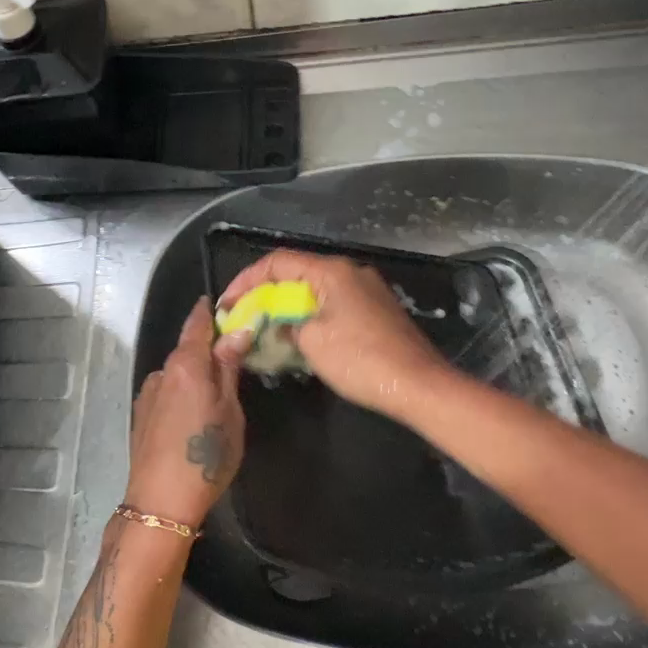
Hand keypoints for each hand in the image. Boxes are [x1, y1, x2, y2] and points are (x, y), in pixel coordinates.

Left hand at [125, 297, 246, 526]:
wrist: (161, 501)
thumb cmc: (205, 456)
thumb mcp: (230, 412)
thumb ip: (229, 369)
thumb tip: (237, 330)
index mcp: (186, 365)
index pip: (197, 324)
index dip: (211, 311)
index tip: (226, 304)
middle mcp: (162, 372)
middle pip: (188, 350)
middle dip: (209, 350)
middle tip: (236, 359)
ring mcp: (148, 395)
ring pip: (177, 374)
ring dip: (195, 376)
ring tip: (216, 398)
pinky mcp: (141, 416)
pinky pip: (167, 393)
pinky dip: (182, 394)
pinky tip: (194, 417)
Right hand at [219, 249, 458, 421]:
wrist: (419, 385)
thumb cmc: (361, 360)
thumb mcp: (312, 343)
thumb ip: (286, 325)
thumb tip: (279, 324)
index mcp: (332, 272)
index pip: (277, 262)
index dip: (247, 280)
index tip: (229, 304)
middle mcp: (349, 273)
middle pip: (296, 273)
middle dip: (265, 294)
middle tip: (243, 317)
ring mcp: (366, 291)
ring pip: (314, 290)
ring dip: (287, 307)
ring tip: (264, 329)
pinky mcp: (375, 311)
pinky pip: (332, 304)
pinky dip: (309, 316)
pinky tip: (298, 337)